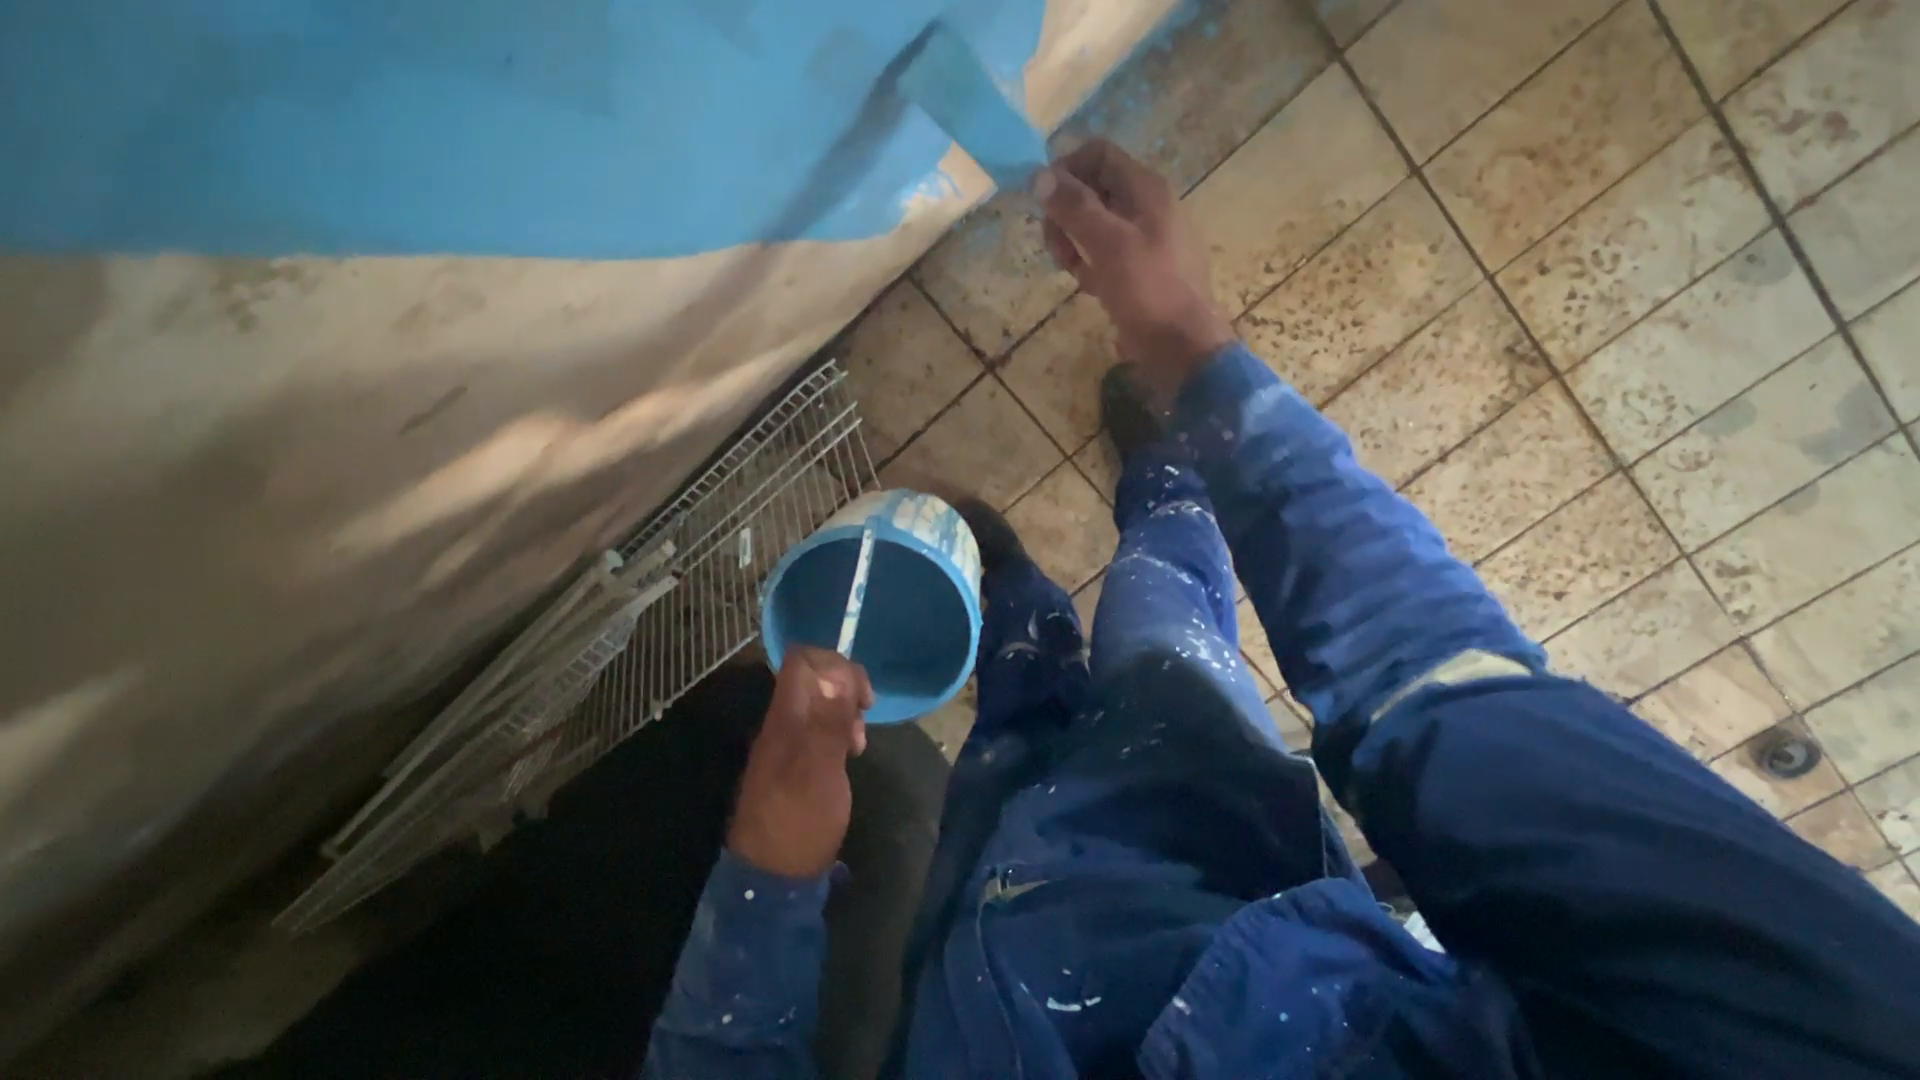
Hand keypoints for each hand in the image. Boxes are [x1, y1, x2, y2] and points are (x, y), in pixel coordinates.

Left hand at [728, 647, 873, 879]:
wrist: (772, 877)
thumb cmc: (799, 823)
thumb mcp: (821, 772)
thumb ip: (828, 722)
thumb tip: (837, 673)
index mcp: (784, 719)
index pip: (802, 660)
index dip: (837, 665)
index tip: (862, 697)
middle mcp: (781, 723)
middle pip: (813, 676)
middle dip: (846, 688)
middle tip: (863, 723)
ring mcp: (785, 742)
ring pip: (818, 703)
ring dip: (844, 712)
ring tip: (858, 744)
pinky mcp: (793, 761)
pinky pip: (816, 727)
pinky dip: (837, 733)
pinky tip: (849, 756)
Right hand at [1037, 139, 1236, 397]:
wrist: (1182, 347)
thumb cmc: (1147, 290)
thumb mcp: (1107, 244)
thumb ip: (1074, 207)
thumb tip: (1040, 175)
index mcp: (1146, 189)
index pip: (1098, 154)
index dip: (1066, 169)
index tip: (1042, 202)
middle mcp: (1147, 207)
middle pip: (1093, 187)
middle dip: (1065, 210)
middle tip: (1054, 243)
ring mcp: (1144, 241)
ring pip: (1095, 224)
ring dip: (1072, 239)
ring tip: (1067, 267)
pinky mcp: (1138, 272)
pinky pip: (1104, 254)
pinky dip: (1088, 263)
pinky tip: (1086, 285)